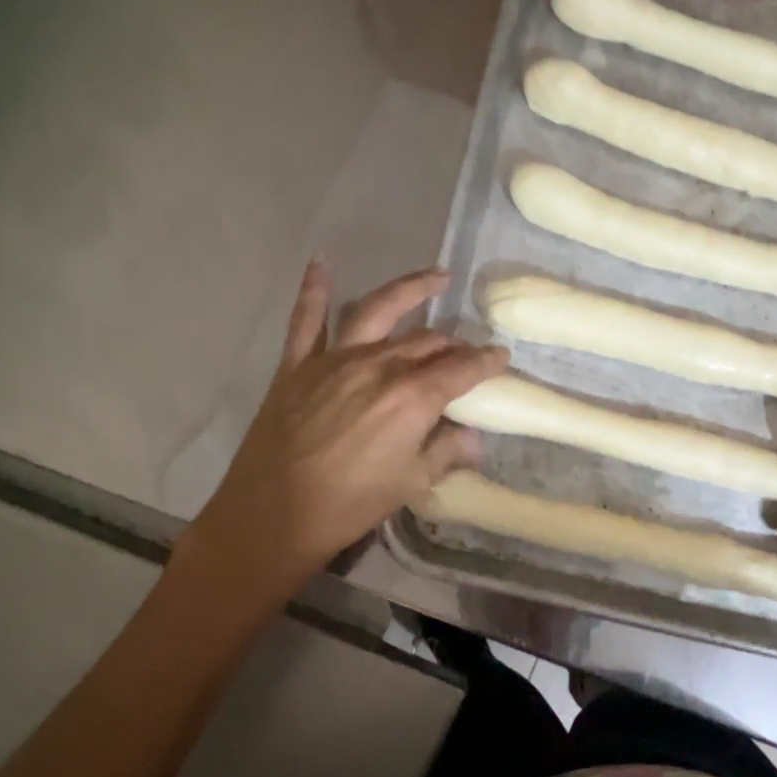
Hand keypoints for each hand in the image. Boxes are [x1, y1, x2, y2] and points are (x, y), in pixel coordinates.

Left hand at [178, 262, 507, 614]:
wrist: (275, 513)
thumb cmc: (351, 504)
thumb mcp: (411, 483)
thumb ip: (445, 452)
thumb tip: (470, 436)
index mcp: (412, 398)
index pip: (461, 370)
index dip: (486, 362)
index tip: (502, 357)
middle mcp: (378, 366)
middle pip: (425, 341)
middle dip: (453, 342)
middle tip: (466, 348)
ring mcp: (334, 360)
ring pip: (377, 311)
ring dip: (409, 290)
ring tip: (435, 278)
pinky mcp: (297, 365)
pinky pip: (307, 319)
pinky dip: (315, 289)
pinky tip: (323, 262)